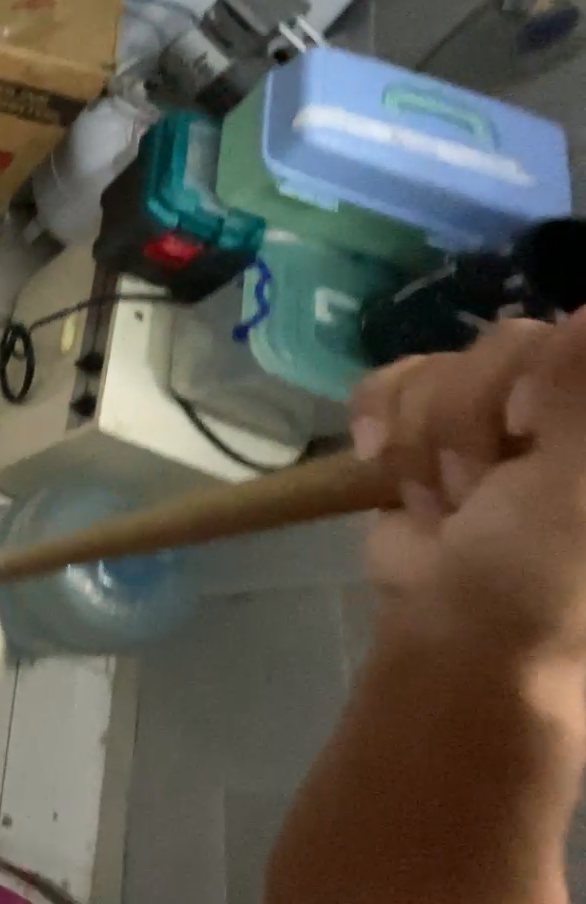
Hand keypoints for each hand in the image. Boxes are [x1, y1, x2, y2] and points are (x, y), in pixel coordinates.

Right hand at [350, 313, 585, 659]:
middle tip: (489, 485)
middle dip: (468, 419)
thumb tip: (584, 309)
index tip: (530, 434)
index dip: (536, 381)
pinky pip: (391, 386)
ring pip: (438, 368)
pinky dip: (378, 422)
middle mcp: (570, 411)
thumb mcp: (581, 480)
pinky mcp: (433, 434)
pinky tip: (387, 462)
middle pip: (502, 345)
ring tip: (448, 498)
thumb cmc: (551, 572)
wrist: (461, 632)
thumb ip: (583, 382)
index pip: (573, 334)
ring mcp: (505, 421)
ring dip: (422, 438)